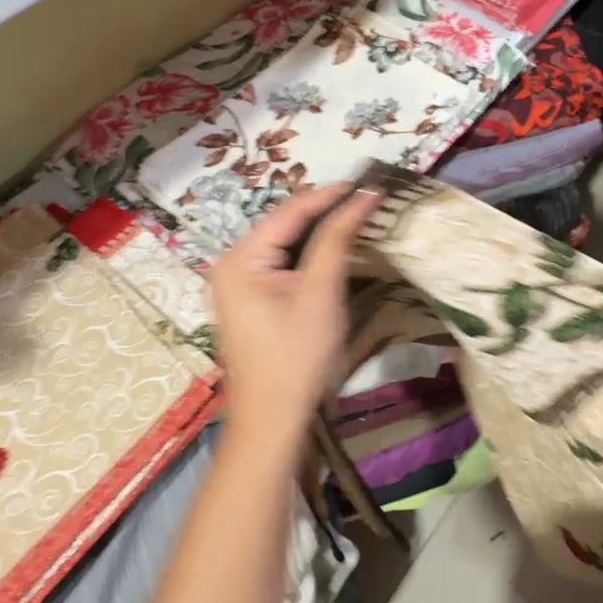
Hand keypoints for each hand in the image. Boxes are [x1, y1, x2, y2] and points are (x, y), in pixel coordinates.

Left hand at [211, 183, 378, 437]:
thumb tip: (363, 195)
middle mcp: (231, 262)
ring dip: (321, 229)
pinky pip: (282, 261)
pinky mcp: (250, 297)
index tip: (370, 182)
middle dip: (327, 209)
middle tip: (368, 198)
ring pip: (286, 241)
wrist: (274, 420)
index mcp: (240, 258)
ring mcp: (238, 281)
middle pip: (286, 223)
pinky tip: (337, 246)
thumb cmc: (297, 355)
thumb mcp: (321, 292)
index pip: (291, 211)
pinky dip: (310, 252)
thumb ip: (338, 238)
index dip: (332, 194)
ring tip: (360, 214)